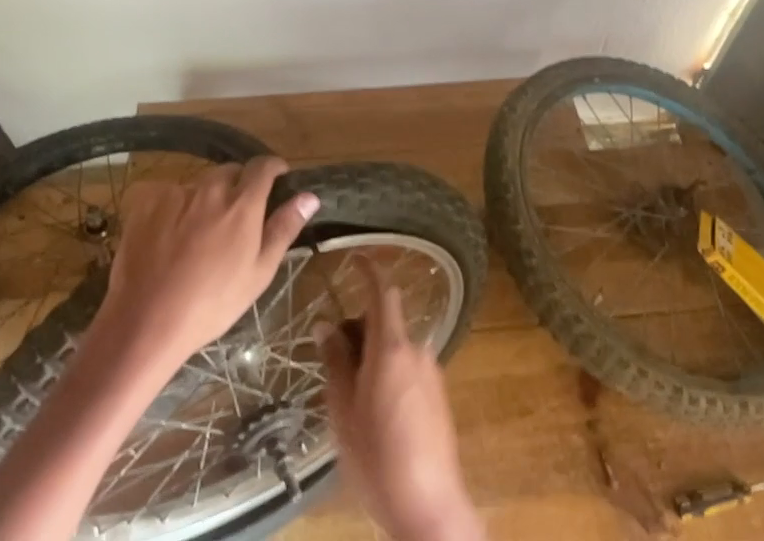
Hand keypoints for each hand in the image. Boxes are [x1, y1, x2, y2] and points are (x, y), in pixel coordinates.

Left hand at [100, 156, 317, 367]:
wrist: (147, 321)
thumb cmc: (213, 303)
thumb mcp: (259, 272)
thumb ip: (284, 228)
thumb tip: (309, 196)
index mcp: (242, 205)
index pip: (263, 166)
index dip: (273, 168)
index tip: (278, 178)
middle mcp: (209, 190)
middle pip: (229, 172)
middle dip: (238, 186)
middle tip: (235, 218)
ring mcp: (174, 194)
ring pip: (197, 185)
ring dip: (205, 198)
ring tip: (198, 233)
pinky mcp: (144, 203)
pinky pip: (167, 193)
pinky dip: (173, 206)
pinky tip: (168, 235)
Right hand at [315, 261, 482, 540]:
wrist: (428, 505)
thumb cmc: (376, 456)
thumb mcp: (342, 409)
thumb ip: (335, 362)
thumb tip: (325, 324)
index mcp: (391, 348)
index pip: (382, 293)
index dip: (369, 271)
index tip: (355, 258)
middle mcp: (417, 352)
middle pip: (385, 322)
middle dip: (358, 328)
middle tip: (330, 356)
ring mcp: (432, 374)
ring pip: (396, 347)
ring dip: (372, 353)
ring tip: (346, 391)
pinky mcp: (438, 396)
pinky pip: (408, 368)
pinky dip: (387, 371)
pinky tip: (372, 408)